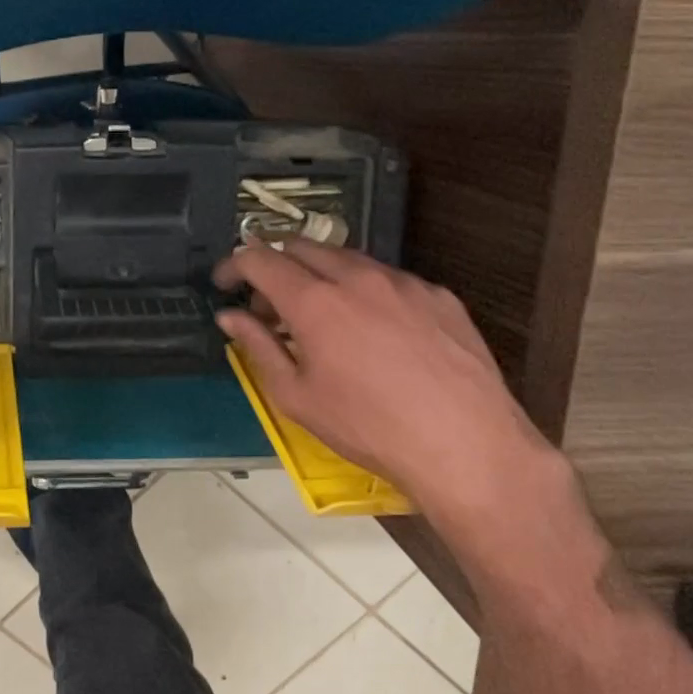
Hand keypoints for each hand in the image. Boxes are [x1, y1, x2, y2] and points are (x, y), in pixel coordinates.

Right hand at [213, 239, 559, 514]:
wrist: (468, 446)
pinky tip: (373, 331)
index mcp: (314, 300)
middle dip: (275, 267)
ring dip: (319, 276)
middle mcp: (356, 277)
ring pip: (347, 259)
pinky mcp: (439, 296)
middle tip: (268, 306)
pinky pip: (389, 279)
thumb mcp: (296, 396)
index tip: (224, 283)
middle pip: (301, 247)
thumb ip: (257, 347)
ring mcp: (403, 282)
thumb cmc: (368, 427)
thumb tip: (230, 317)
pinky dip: (364, 292)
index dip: (233, 265)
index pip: (259, 259)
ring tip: (320, 318)